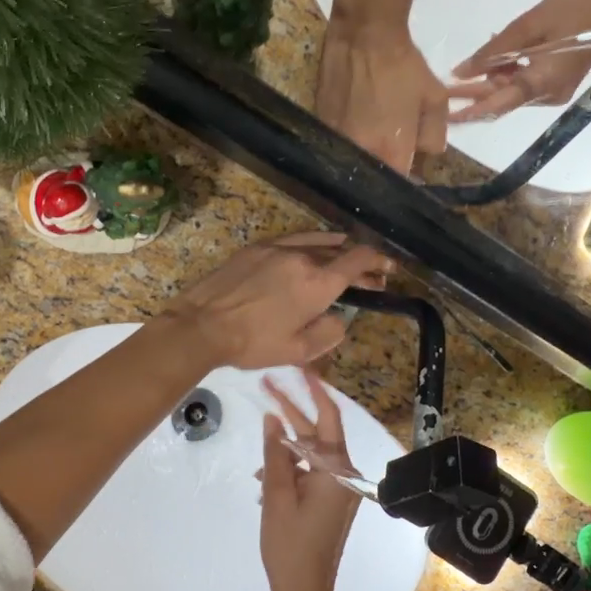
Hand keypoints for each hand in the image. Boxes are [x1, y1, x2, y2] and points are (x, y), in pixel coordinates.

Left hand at [158, 233, 390, 370]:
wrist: (202, 324)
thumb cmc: (252, 343)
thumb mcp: (298, 350)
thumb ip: (328, 333)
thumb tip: (339, 318)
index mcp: (318, 283)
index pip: (358, 260)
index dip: (378, 261)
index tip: (388, 267)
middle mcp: (302, 258)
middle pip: (339, 252)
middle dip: (357, 264)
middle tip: (367, 278)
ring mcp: (277, 248)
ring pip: (315, 243)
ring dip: (334, 250)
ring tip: (342, 257)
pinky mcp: (255, 247)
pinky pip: (291, 240)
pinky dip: (308, 244)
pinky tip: (307, 251)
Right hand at [259, 372, 361, 590]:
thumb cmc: (289, 545)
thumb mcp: (276, 494)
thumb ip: (276, 453)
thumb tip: (273, 419)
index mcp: (337, 472)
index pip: (329, 418)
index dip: (314, 391)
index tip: (300, 369)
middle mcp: (345, 476)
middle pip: (319, 433)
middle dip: (292, 411)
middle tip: (266, 386)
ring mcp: (340, 491)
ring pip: (313, 453)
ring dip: (287, 444)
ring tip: (261, 439)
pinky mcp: (331, 503)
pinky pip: (312, 472)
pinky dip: (292, 467)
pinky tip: (266, 474)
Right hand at [315, 20, 446, 174]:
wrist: (364, 35)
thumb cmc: (403, 67)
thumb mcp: (435, 99)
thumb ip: (434, 135)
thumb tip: (424, 155)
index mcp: (391, 152)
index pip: (397, 186)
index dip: (405, 184)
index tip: (409, 174)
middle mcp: (360, 153)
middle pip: (371, 177)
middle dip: (382, 171)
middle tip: (391, 154)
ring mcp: (335, 140)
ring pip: (351, 161)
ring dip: (362, 156)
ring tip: (371, 139)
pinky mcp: (319, 124)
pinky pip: (336, 142)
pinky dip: (346, 140)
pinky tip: (355, 124)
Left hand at [446, 0, 590, 123]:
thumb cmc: (576, 9)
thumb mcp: (528, 25)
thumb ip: (493, 51)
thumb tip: (461, 71)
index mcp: (541, 84)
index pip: (497, 105)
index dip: (469, 110)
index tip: (445, 115)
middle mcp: (547, 95)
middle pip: (502, 100)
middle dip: (473, 94)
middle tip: (443, 89)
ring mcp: (555, 90)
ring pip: (512, 91)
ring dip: (490, 79)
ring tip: (471, 64)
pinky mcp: (558, 81)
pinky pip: (525, 82)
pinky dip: (508, 72)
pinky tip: (496, 57)